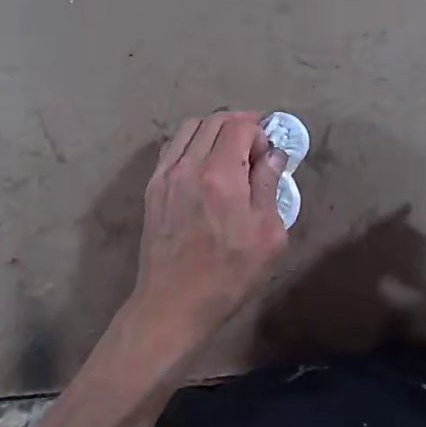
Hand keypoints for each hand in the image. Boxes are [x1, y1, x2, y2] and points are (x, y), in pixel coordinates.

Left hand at [129, 112, 289, 344]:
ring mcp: (165, 175)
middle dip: (239, 125)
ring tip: (230, 152)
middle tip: (255, 148)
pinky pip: (172, 147)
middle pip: (214, 120)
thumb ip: (269, 187)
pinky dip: (192, 143)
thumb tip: (273, 156)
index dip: (259, 132)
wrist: (173, 306)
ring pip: (190, 128)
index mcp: (220, 175)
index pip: (240, 127)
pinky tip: (205, 165)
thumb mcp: (268, 236)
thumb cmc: (228, 275)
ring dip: (214, 131)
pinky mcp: (152, 188)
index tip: (268, 154)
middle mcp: (188, 166)